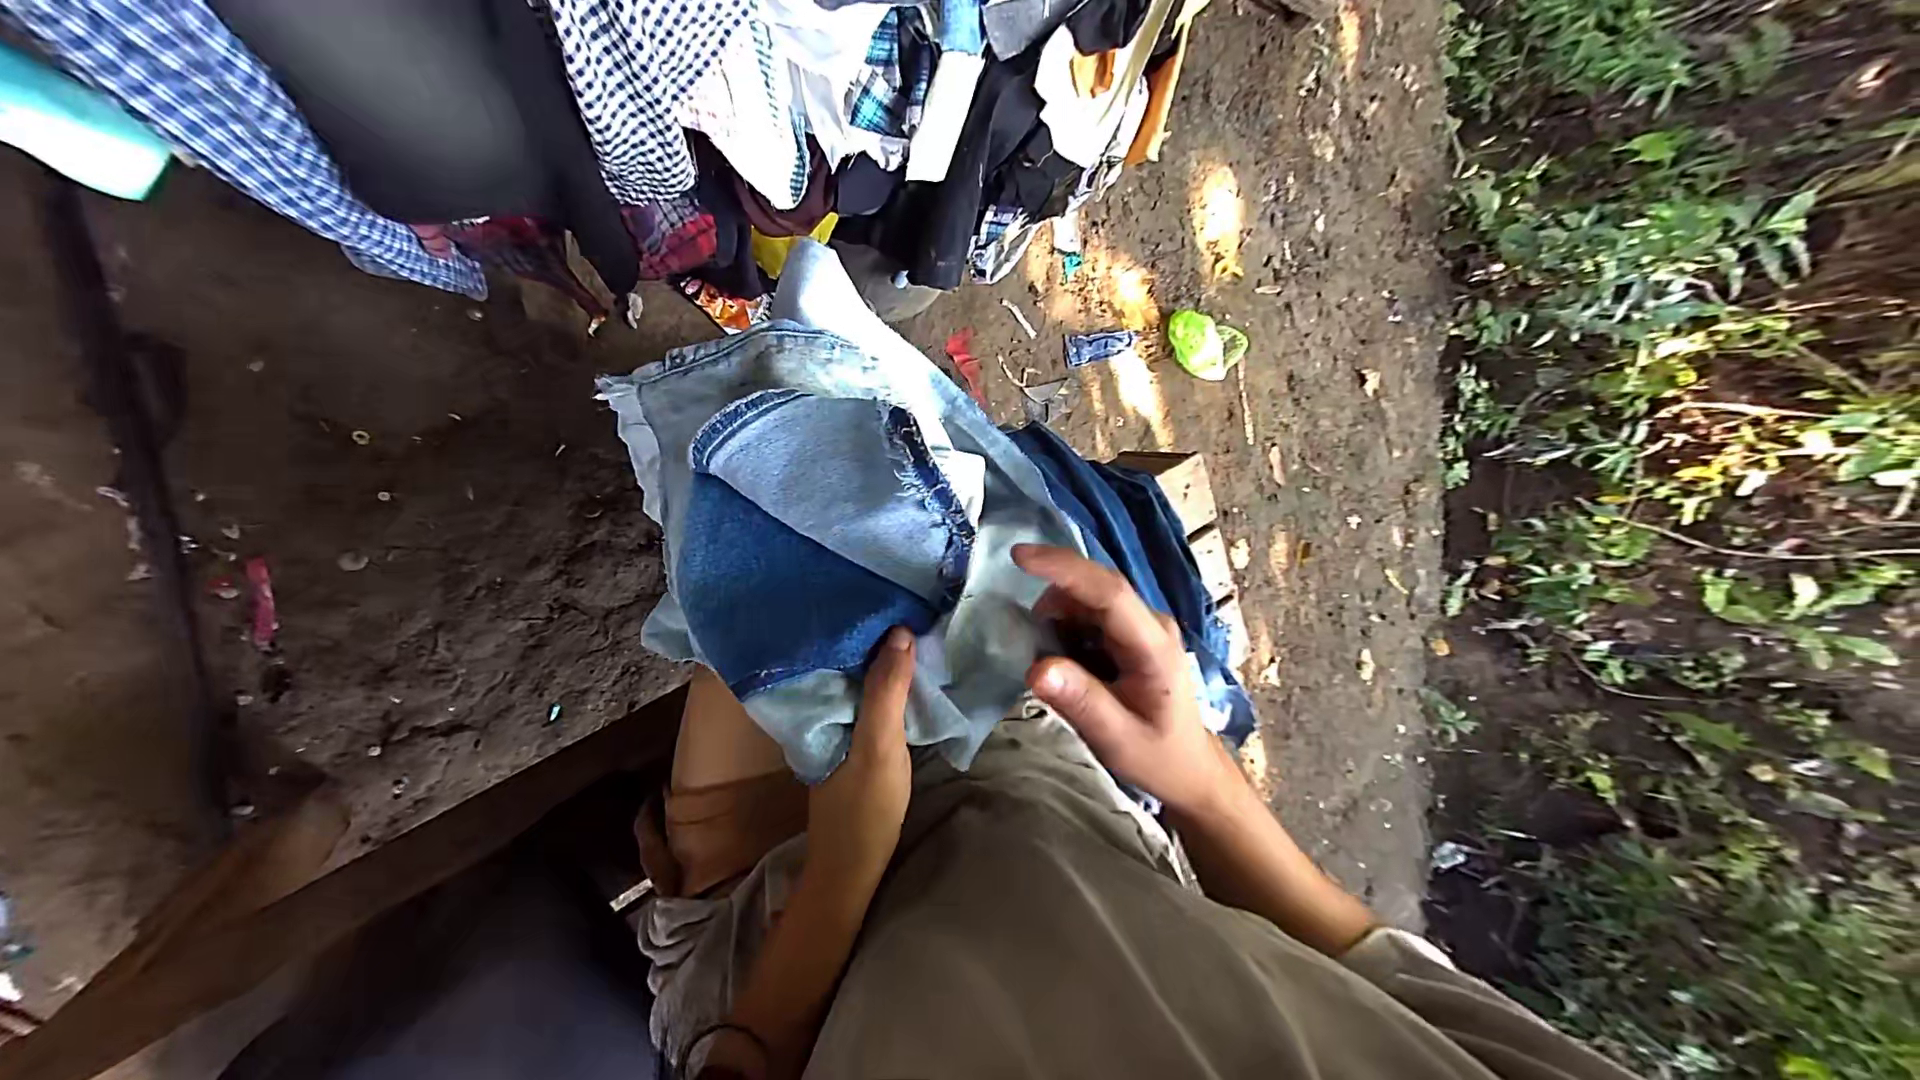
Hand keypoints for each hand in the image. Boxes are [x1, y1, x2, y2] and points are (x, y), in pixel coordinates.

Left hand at [805, 626, 914, 892]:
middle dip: (877, 634)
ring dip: (885, 659)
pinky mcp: (858, 740)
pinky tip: (910, 673)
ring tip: (916, 625)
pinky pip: (873, 699)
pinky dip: (890, 684)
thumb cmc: (863, 808)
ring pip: (864, 680)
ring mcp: (843, 725)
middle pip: (852, 660)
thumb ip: (886, 693)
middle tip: (913, 601)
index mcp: (821, 704)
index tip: (892, 592)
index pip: (839, 648)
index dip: (863, 621)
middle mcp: (826, 709)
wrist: (853, 870)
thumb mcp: (879, 746)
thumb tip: (899, 632)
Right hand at [1014, 544, 1250, 822]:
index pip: (1109, 592)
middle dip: (1052, 599)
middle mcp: (1150, 623)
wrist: (1188, 769)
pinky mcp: (1128, 632)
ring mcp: (1140, 625)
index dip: (1064, 569)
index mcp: (1154, 646)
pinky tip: (1065, 664)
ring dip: (1056, 620)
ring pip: (1086, 599)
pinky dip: (1064, 629)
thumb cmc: (1156, 756)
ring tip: (1050, 663)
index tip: (1019, 557)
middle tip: (1023, 633)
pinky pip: (1087, 614)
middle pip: (1094, 588)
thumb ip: (1079, 702)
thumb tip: (1036, 668)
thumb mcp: (1116, 739)